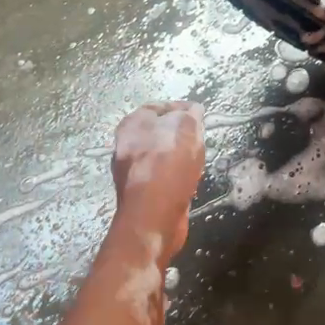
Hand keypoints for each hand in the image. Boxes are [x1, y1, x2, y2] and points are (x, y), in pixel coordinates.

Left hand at [110, 102, 205, 259]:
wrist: (153, 217)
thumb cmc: (168, 164)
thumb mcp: (186, 127)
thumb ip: (190, 114)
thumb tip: (194, 110)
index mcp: (132, 125)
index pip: (159, 107)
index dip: (181, 108)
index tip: (199, 116)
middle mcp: (126, 146)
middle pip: (159, 132)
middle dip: (181, 134)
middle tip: (199, 138)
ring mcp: (130, 172)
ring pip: (161, 156)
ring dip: (179, 157)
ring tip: (196, 160)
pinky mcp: (139, 195)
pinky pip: (161, 178)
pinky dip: (175, 177)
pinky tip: (188, 181)